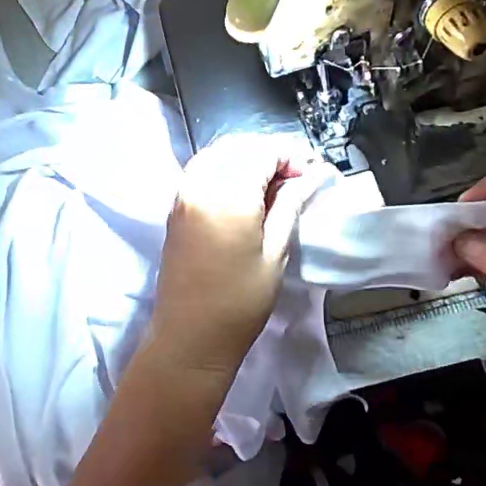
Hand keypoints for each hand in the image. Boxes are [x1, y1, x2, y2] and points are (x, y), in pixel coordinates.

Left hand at [148, 137, 325, 379]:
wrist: (189, 337)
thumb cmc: (239, 303)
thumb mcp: (275, 254)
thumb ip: (289, 206)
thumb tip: (310, 177)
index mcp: (228, 197)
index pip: (262, 153)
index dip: (290, 157)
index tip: (310, 175)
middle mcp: (200, 186)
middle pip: (238, 148)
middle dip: (269, 154)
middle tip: (295, 178)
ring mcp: (182, 195)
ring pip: (217, 154)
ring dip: (246, 158)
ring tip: (272, 184)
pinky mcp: (174, 208)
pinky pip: (201, 170)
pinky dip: (225, 168)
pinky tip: (244, 190)